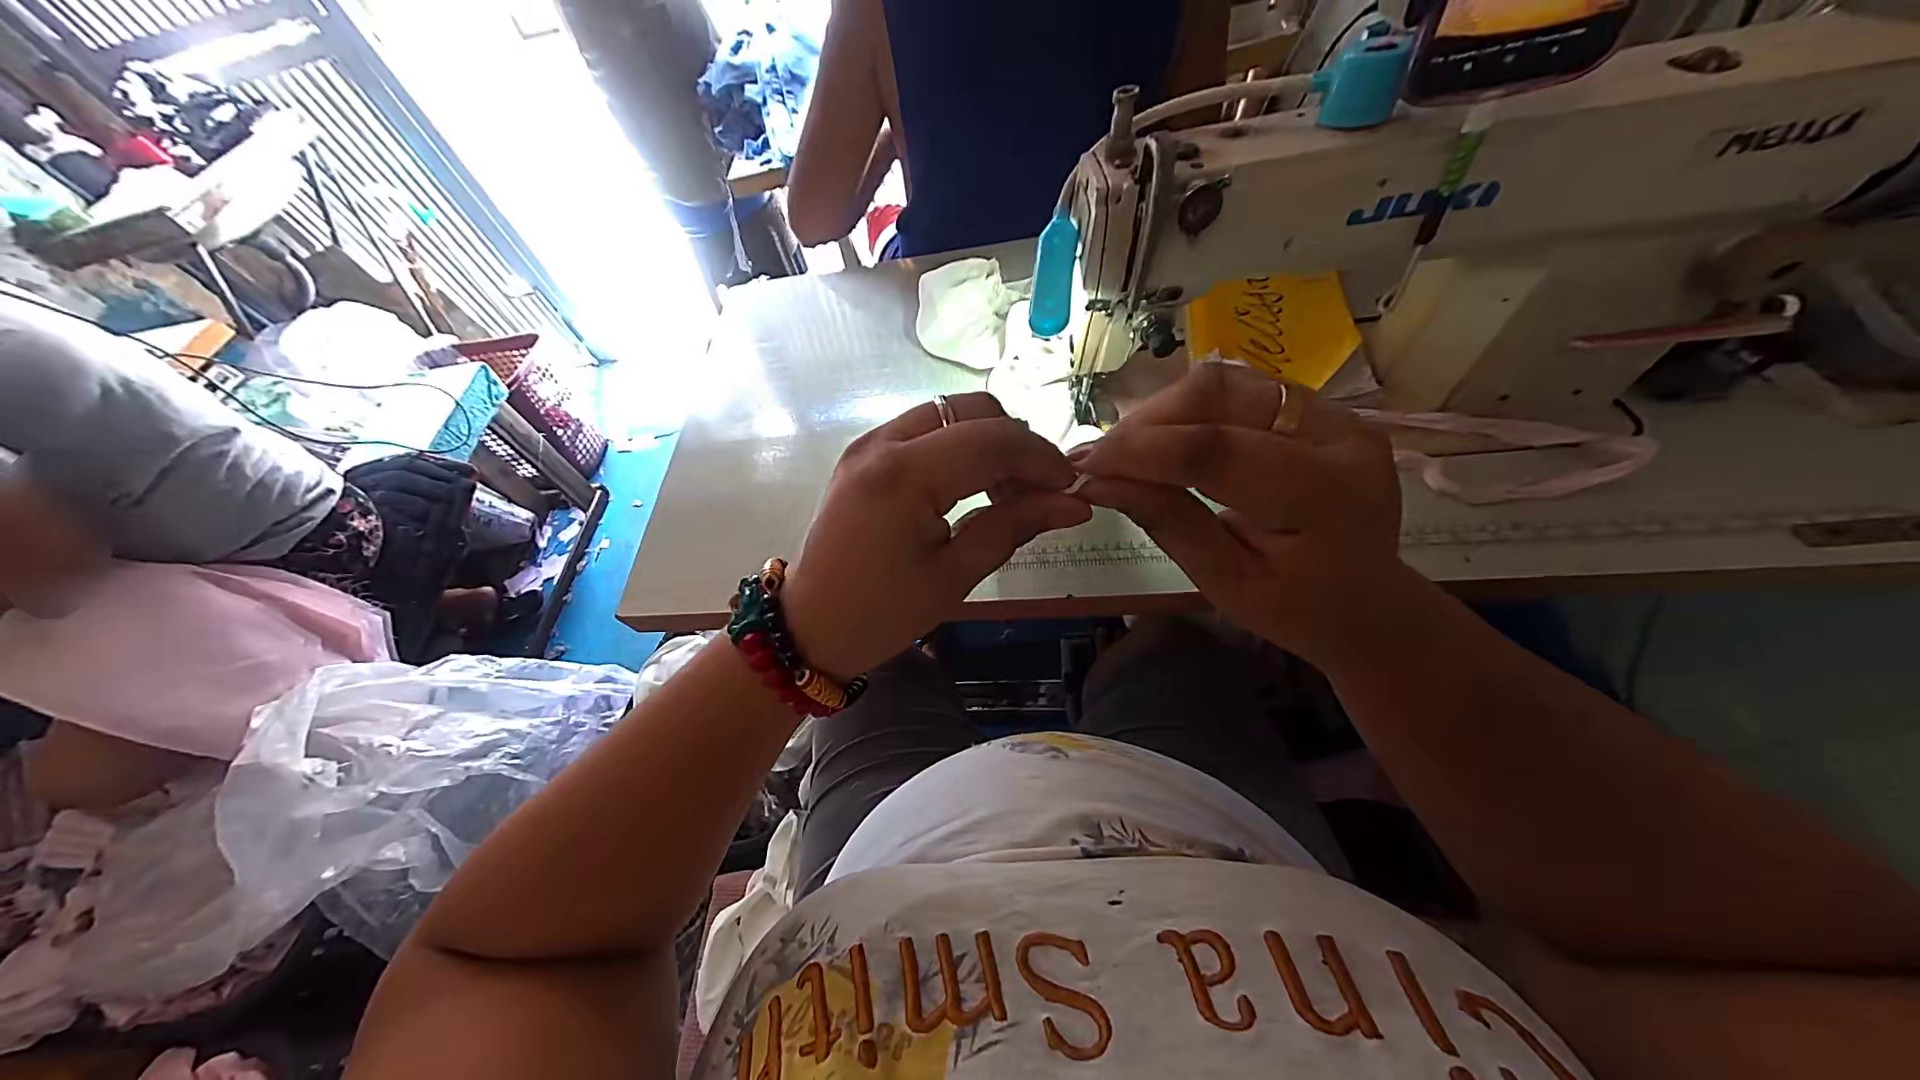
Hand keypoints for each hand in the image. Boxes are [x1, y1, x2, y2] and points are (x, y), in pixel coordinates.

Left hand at [781, 393, 1090, 679]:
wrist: (809, 626)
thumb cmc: (881, 613)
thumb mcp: (954, 575)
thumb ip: (1014, 526)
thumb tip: (1075, 503)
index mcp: (904, 475)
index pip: (993, 440)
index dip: (1041, 458)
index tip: (1069, 488)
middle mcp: (883, 442)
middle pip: (973, 410)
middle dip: (1016, 443)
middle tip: (1039, 490)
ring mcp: (869, 443)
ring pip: (949, 413)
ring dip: (989, 441)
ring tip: (1008, 492)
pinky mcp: (864, 453)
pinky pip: (925, 429)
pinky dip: (959, 446)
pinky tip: (972, 486)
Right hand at [1072, 363, 1411, 666]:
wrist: (1369, 604)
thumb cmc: (1297, 610)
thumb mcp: (1225, 582)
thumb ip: (1166, 521)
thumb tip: (1097, 481)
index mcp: (1324, 495)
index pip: (1217, 451)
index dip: (1141, 452)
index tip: (1084, 466)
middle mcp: (1338, 435)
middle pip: (1220, 392)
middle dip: (1146, 422)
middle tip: (1102, 460)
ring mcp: (1333, 412)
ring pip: (1225, 380)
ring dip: (1162, 411)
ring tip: (1128, 452)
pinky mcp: (1319, 406)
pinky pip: (1238, 389)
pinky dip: (1188, 411)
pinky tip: (1164, 441)